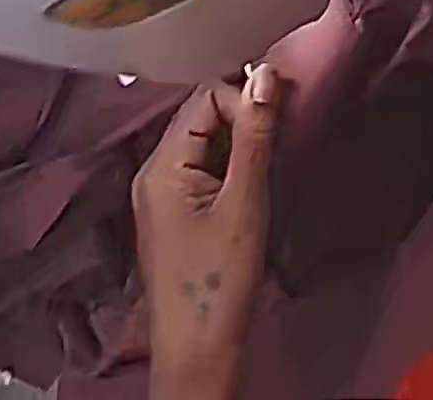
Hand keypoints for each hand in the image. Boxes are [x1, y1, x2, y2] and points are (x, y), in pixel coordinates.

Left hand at [134, 65, 278, 399]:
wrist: (197, 358)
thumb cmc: (219, 281)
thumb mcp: (245, 201)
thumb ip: (255, 134)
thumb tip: (266, 74)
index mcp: (161, 165)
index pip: (203, 99)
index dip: (241, 100)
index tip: (275, 120)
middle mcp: (153, 171)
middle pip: (200, 115)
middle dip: (241, 113)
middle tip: (278, 129)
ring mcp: (160, 192)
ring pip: (204, 139)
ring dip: (238, 137)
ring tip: (269, 151)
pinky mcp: (174, 210)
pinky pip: (202, 163)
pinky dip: (230, 159)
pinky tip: (252, 174)